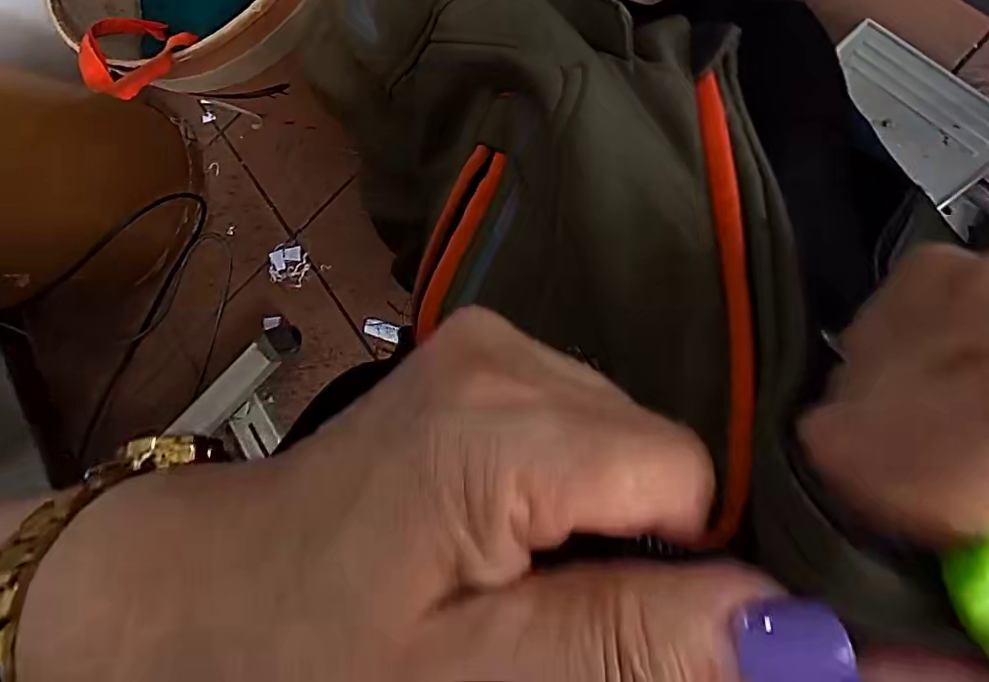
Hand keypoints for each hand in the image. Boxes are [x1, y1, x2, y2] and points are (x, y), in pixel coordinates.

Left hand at [23, 307, 776, 681]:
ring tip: (517, 565)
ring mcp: (490, 339)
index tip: (627, 631)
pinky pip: (582, 413)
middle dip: (638, 536)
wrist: (202, 594)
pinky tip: (504, 513)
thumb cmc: (309, 664)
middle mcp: (504, 351)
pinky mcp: (482, 347)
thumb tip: (787, 632)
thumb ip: (627, 648)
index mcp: (498, 422)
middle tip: (551, 609)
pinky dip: (572, 474)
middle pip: (652, 445)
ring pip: (622, 429)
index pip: (680, 472)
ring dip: (602, 508)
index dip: (682, 561)